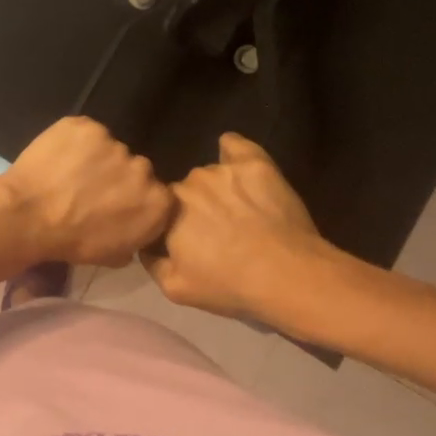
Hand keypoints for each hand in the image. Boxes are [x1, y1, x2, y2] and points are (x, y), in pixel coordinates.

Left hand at [0, 117, 174, 266]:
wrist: (30, 216)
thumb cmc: (73, 242)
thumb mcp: (115, 255)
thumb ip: (136, 235)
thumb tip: (134, 224)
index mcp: (158, 202)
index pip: (157, 194)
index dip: (135, 198)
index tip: (116, 204)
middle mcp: (142, 168)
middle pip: (134, 167)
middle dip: (118, 176)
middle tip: (91, 188)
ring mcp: (114, 143)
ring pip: (109, 148)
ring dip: (95, 158)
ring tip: (70, 172)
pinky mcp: (87, 125)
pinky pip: (85, 132)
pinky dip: (74, 141)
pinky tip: (59, 156)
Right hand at [145, 133, 356, 337]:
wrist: (289, 277)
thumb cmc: (231, 286)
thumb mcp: (177, 289)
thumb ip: (151, 263)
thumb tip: (145, 245)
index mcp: (169, 208)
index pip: (164, 207)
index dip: (176, 223)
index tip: (192, 240)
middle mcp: (191, 181)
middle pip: (189, 189)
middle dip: (199, 207)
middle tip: (221, 231)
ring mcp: (223, 169)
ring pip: (213, 174)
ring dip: (220, 190)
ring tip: (243, 214)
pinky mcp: (255, 162)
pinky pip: (234, 145)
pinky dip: (233, 152)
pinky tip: (239, 164)